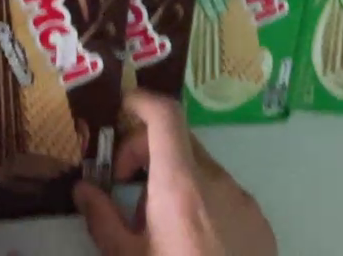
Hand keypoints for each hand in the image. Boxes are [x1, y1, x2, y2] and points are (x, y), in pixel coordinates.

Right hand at [73, 92, 276, 255]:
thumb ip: (102, 220)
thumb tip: (82, 190)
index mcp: (180, 185)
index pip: (165, 114)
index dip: (141, 101)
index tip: (121, 109)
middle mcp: (216, 182)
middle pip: (178, 140)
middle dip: (146, 151)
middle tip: (125, 185)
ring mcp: (243, 202)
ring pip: (201, 169)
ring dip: (173, 179)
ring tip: (159, 227)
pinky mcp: (261, 224)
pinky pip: (225, 194)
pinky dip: (202, 202)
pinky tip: (194, 245)